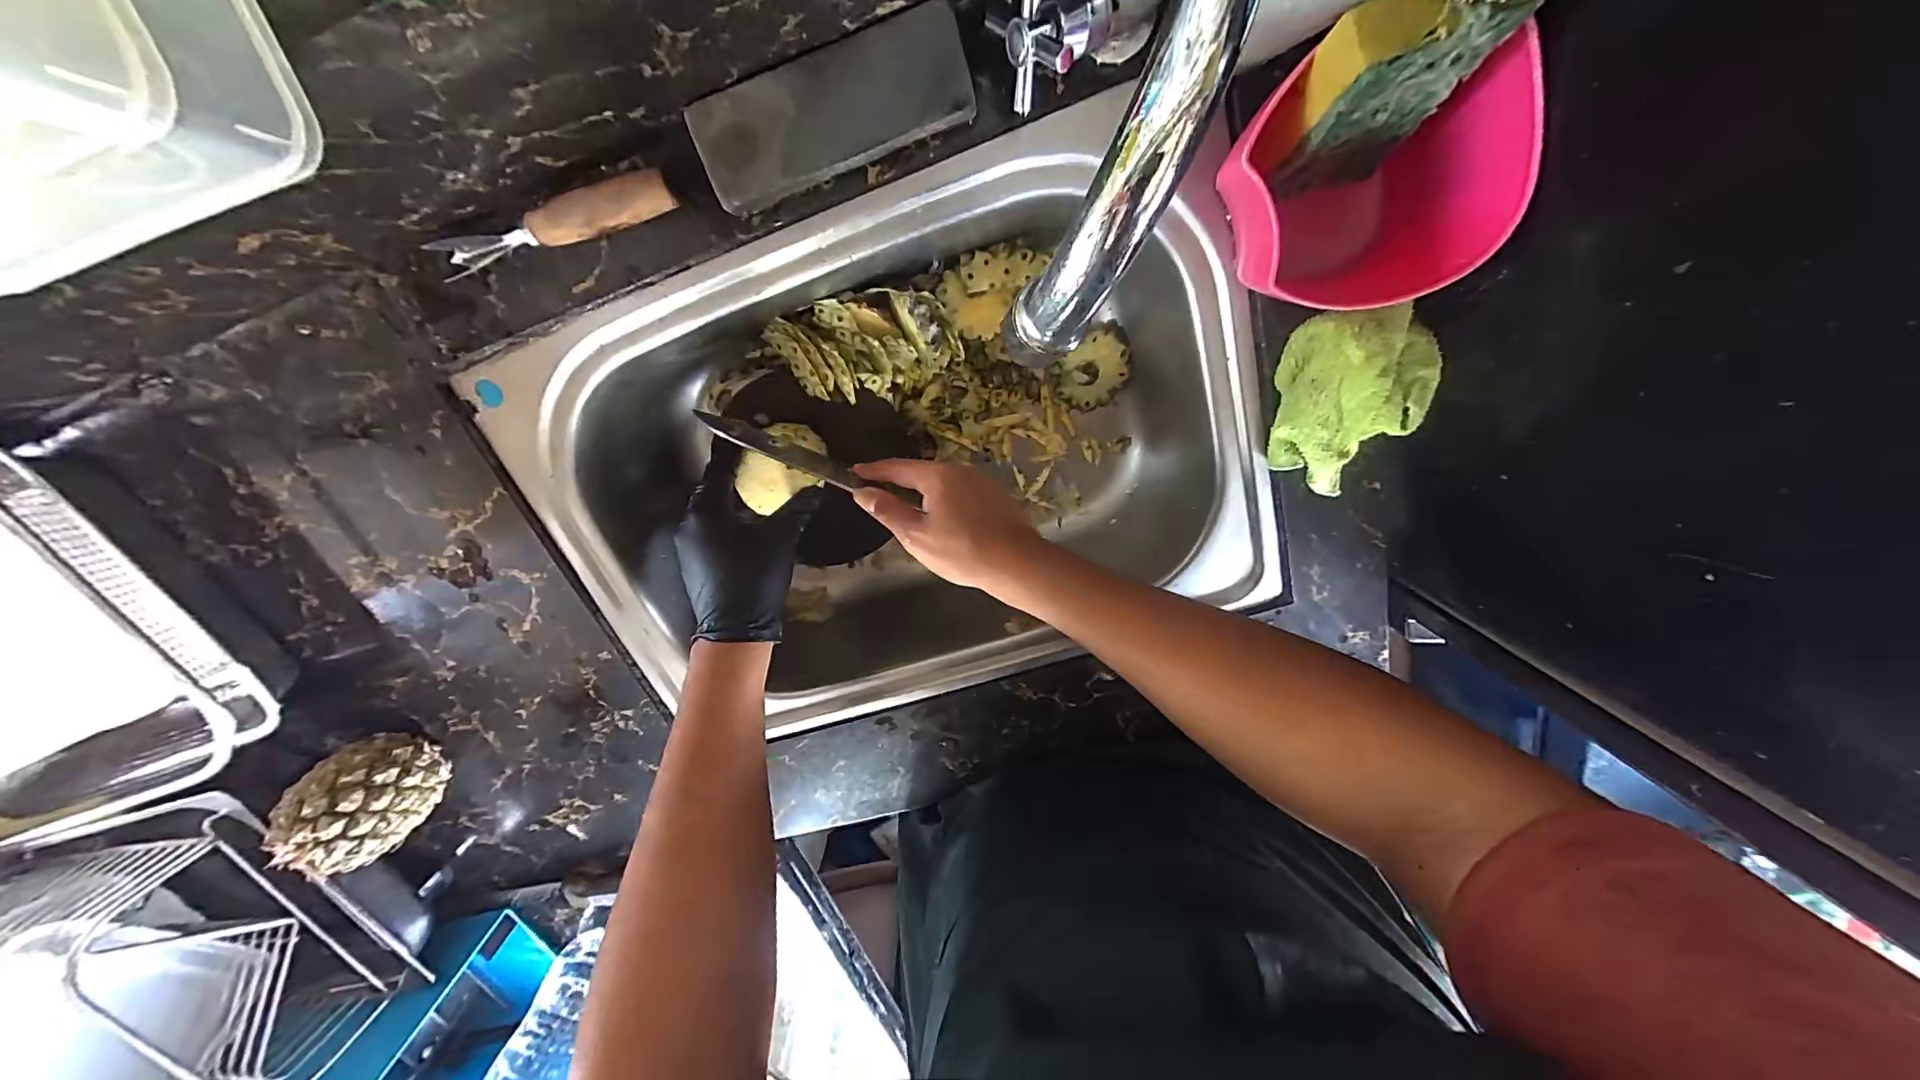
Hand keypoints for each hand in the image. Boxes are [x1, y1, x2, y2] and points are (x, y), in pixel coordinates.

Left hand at [676, 441, 821, 641]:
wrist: (735, 628)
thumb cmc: (755, 577)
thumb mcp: (781, 537)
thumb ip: (798, 507)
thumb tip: (815, 488)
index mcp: (707, 509)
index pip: (720, 467)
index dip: (733, 449)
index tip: (743, 433)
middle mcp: (690, 521)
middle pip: (713, 487)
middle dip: (734, 475)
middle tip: (757, 463)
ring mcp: (688, 543)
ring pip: (711, 510)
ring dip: (731, 500)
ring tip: (756, 493)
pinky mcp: (693, 561)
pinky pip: (709, 529)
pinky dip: (726, 521)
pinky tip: (747, 526)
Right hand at [850, 459, 1044, 593]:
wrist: (1016, 562)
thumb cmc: (962, 551)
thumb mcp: (916, 535)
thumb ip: (888, 510)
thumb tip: (862, 492)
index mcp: (937, 475)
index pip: (897, 468)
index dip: (874, 471)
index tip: (855, 472)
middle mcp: (960, 470)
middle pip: (921, 472)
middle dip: (899, 481)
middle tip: (880, 490)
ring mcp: (981, 481)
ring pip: (943, 483)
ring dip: (924, 492)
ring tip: (909, 506)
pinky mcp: (996, 496)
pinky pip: (961, 493)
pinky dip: (946, 500)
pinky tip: (944, 518)